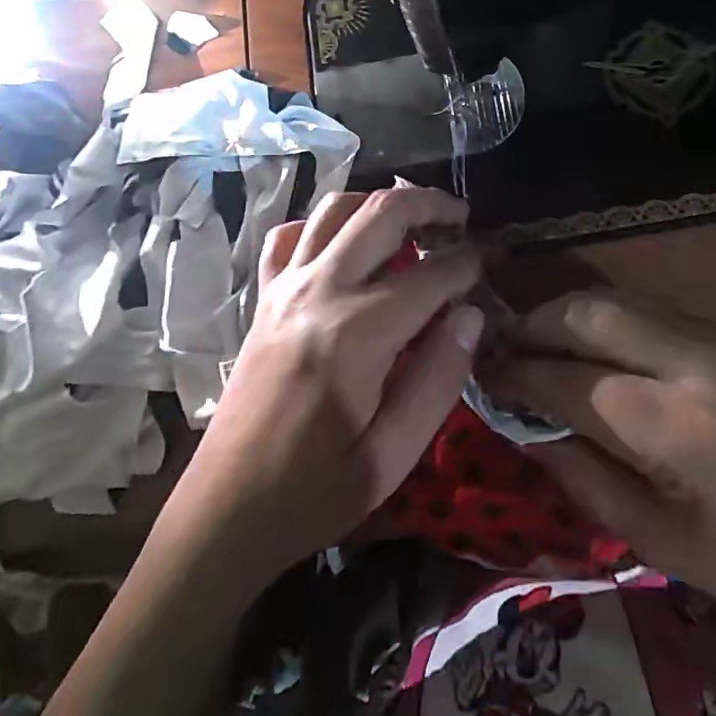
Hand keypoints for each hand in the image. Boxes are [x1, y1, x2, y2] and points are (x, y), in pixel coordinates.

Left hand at [169, 186, 484, 584]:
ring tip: (413, 222)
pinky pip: (291, 235)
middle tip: (463, 220)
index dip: (469, 265)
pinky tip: (345, 246)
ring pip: (336, 208)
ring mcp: (284, 288)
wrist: (225, 511)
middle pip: (383, 213)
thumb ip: (438, 379)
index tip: (491, 268)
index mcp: (357, 332)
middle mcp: (319, 291)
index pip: (432, 275)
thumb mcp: (392, 456)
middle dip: (432, 204)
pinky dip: (324, 225)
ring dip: (380, 203)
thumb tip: (471, 315)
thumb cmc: (314, 492)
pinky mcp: (264, 298)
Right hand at [485, 290, 715, 643]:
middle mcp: (692, 359)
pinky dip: (596, 320)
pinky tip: (580, 348)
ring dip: (560, 316)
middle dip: (530, 327)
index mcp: (677, 426)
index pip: (565, 381)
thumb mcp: (654, 540)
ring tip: (529, 346)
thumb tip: (519, 422)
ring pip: (609, 299)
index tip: (480, 378)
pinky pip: (639, 307)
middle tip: (499, 352)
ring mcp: (712, 334)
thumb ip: (577, 472)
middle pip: (584, 313)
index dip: (513, 377)